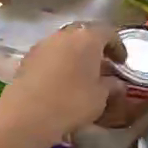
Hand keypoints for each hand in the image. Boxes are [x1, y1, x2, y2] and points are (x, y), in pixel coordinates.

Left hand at [1, 21, 125, 136]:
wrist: (25, 114)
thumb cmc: (71, 101)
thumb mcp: (101, 96)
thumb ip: (111, 85)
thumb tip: (115, 82)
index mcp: (86, 37)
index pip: (108, 32)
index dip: (118, 46)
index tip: (122, 62)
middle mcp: (61, 35)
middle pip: (82, 34)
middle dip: (93, 47)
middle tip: (102, 63)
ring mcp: (40, 46)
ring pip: (62, 44)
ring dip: (73, 54)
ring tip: (81, 73)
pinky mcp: (24, 59)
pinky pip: (47, 55)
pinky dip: (56, 62)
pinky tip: (60, 79)